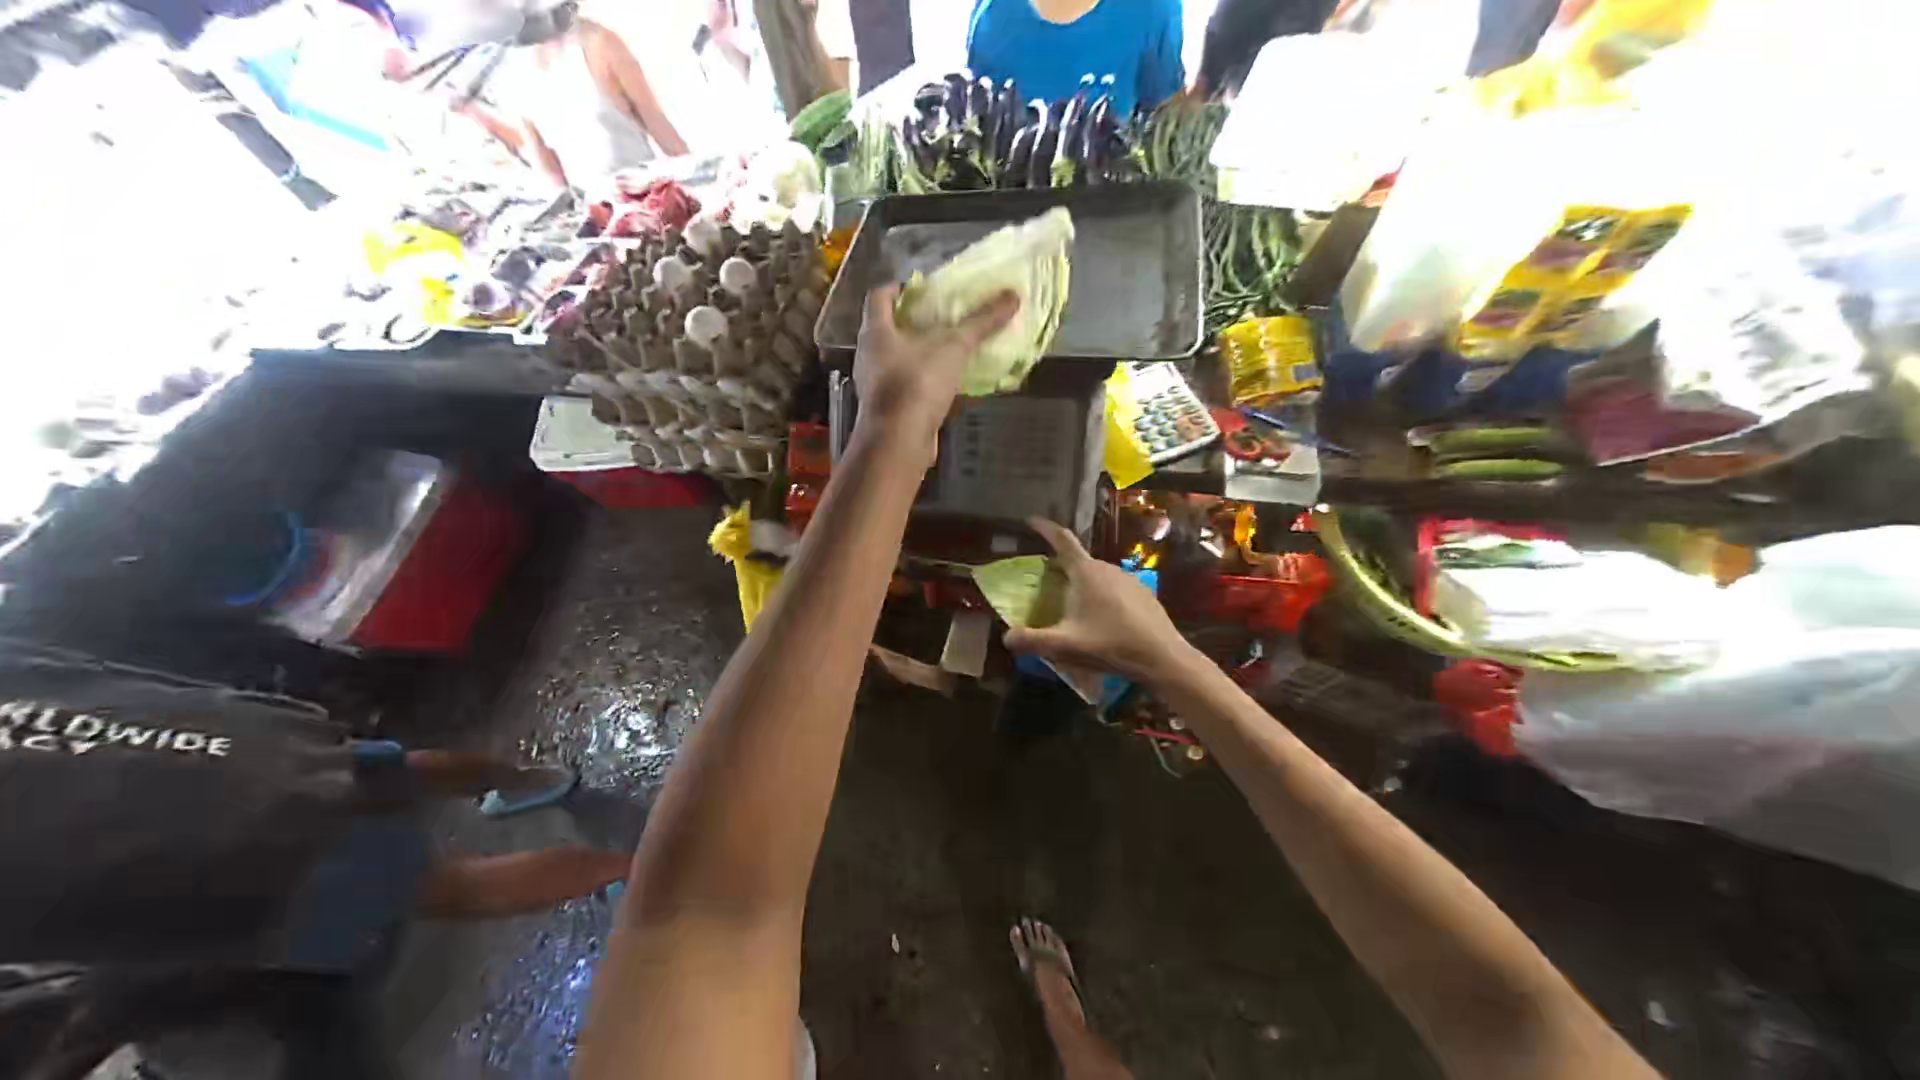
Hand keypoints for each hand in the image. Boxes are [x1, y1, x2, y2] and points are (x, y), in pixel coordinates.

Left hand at [852, 284, 1018, 465]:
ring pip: (895, 358)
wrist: (899, 442)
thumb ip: (982, 322)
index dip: (900, 287)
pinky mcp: (887, 409)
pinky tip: (944, 382)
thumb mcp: (954, 347)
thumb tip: (1013, 296)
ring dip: (917, 352)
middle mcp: (868, 354)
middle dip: (912, 321)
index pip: (880, 296)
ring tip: (947, 347)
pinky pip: (904, 385)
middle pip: (887, 328)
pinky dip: (921, 380)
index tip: (923, 287)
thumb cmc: (917, 384)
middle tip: (940, 315)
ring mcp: (875, 384)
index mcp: (876, 331)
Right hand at [1004, 518, 1198, 685]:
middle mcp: (1107, 568)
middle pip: (1077, 561)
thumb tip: (1006, 638)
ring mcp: (1128, 579)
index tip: (1031, 520)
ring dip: (1080, 585)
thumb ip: (1032, 640)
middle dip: (1059, 567)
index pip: (1062, 540)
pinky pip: (1113, 587)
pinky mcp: (1142, 593)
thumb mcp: (1065, 645)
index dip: (1045, 528)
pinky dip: (1099, 596)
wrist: (1162, 658)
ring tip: (1070, 606)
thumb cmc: (1110, 645)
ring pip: (1096, 576)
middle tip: (1044, 583)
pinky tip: (1100, 620)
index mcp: (1086, 572)